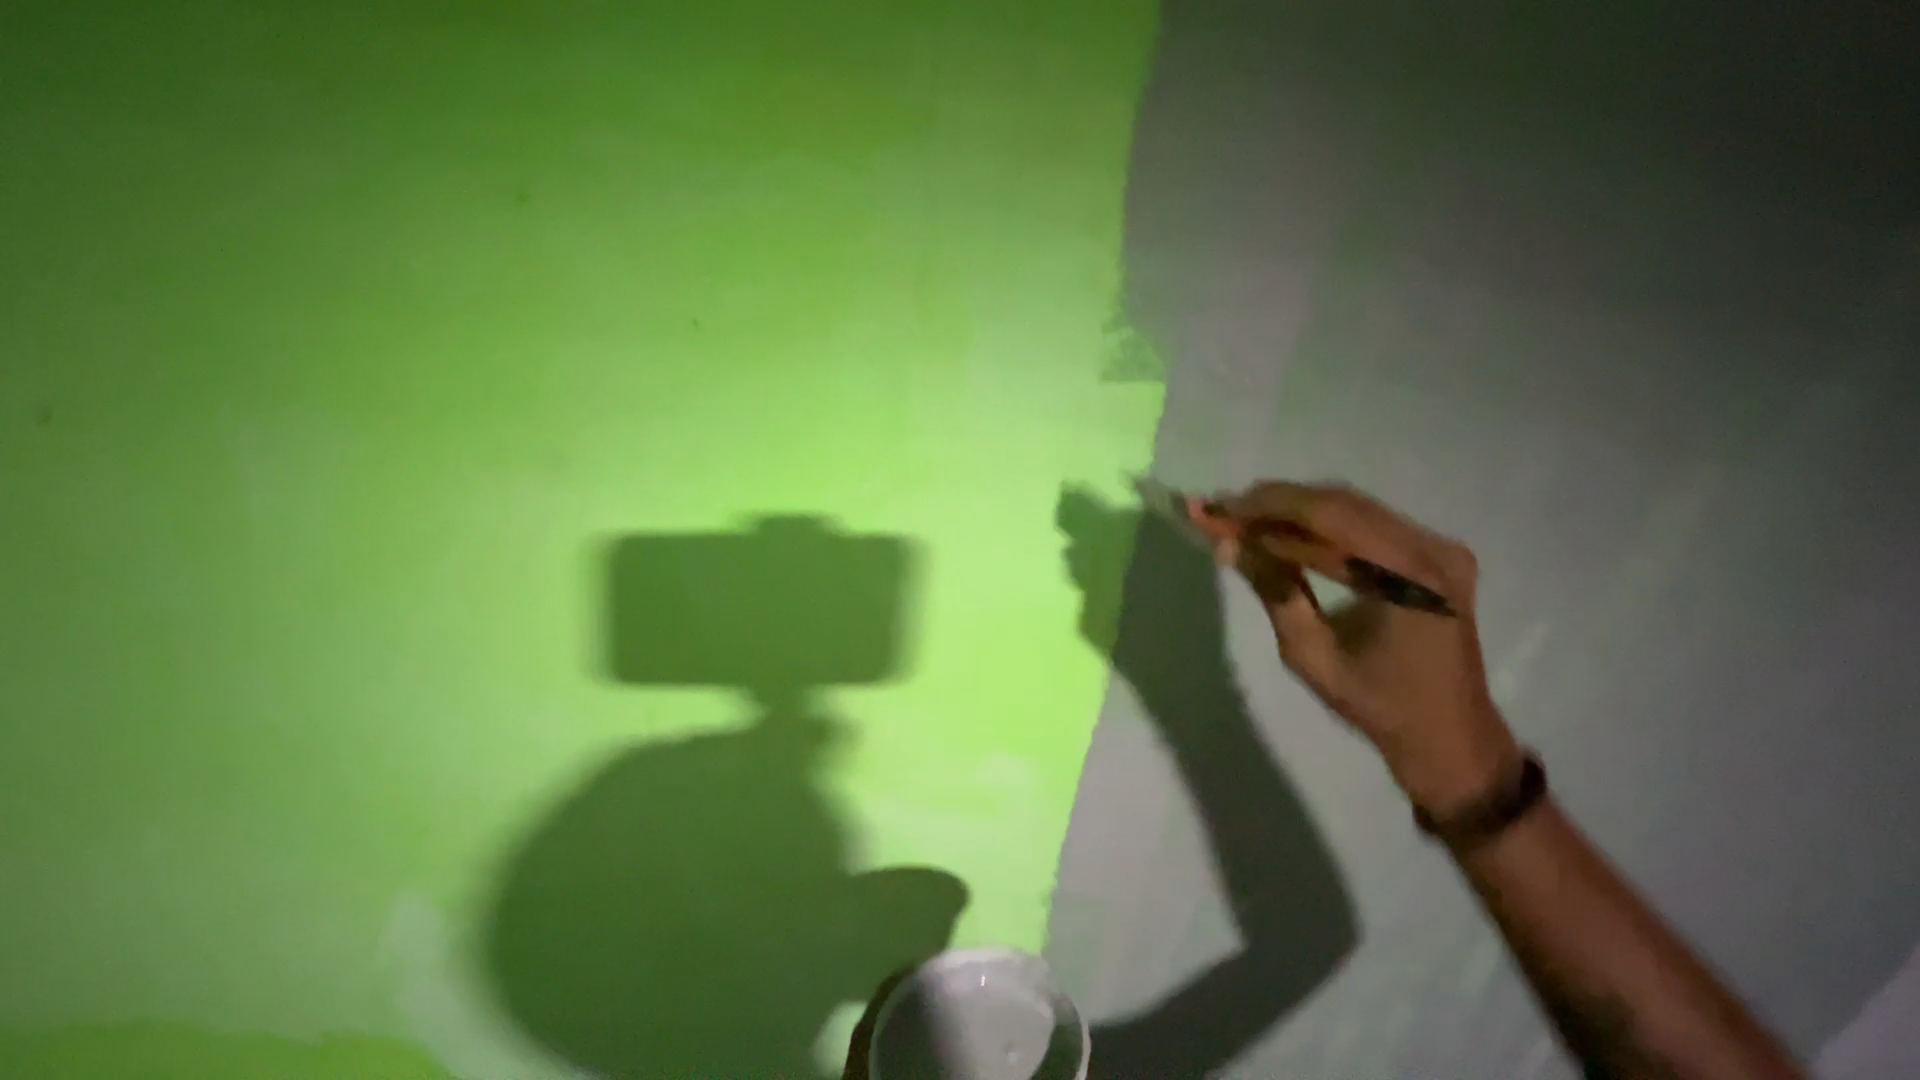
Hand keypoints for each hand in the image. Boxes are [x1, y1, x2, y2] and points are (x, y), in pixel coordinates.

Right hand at [1189, 481, 1520, 813]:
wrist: (1451, 737)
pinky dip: (1322, 529)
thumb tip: (1228, 544)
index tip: (1217, 508)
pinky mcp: (1434, 557)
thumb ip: (1274, 592)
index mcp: (1408, 575)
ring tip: (1243, 521)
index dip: (1267, 507)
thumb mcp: (1311, 656)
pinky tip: (1284, 536)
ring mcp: (1438, 549)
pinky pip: (1369, 527)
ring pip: (1353, 510)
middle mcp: (1430, 548)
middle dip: (1275, 505)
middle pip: (1340, 505)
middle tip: (1223, 512)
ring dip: (1295, 514)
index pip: (1327, 517)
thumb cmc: (1379, 706)